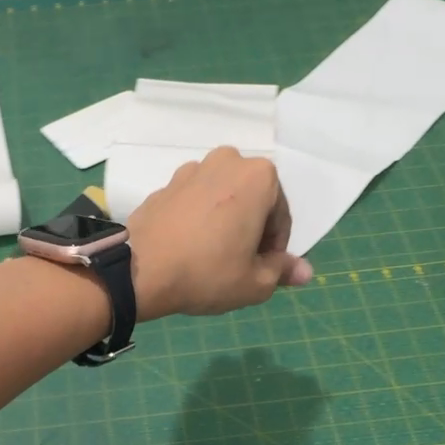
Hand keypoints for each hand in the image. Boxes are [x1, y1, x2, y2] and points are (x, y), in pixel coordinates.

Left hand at [125, 146, 312, 320]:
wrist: (138, 271)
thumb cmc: (207, 274)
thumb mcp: (254, 283)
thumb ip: (282, 271)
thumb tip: (305, 271)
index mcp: (259, 177)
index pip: (281, 217)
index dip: (275, 250)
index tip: (260, 272)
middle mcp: (227, 161)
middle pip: (252, 202)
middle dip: (250, 231)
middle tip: (237, 266)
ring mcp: (192, 169)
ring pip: (222, 200)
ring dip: (224, 224)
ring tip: (211, 259)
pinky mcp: (165, 185)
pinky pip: (194, 204)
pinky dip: (198, 222)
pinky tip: (188, 251)